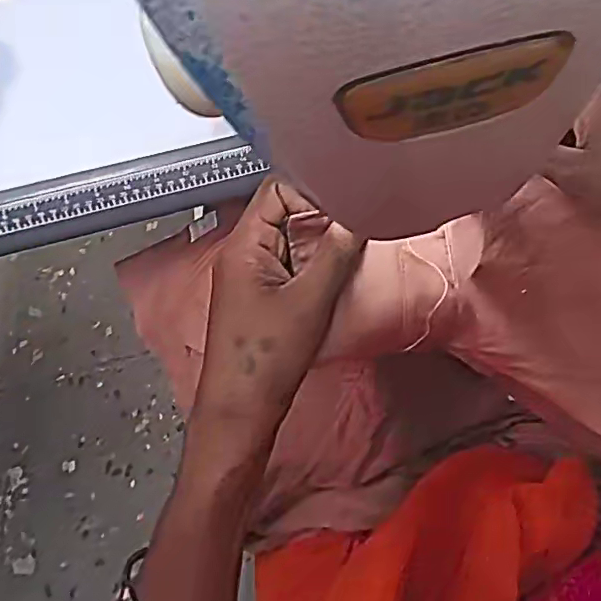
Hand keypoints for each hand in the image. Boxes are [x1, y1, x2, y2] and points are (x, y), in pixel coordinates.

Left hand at [194, 178, 364, 446]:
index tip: (345, 204)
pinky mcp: (264, 292)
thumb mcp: (310, 300)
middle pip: (285, 211)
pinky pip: (293, 261)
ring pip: (292, 237)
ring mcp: (253, 273)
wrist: (241, 409)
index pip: (277, 190)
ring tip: (349, 248)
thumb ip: (336, 252)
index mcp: (244, 244)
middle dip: (322, 216)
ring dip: (320, 241)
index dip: (312, 191)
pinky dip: (316, 262)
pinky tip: (336, 271)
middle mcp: (244, 252)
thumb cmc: (266, 357)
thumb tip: (359, 215)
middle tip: (354, 225)